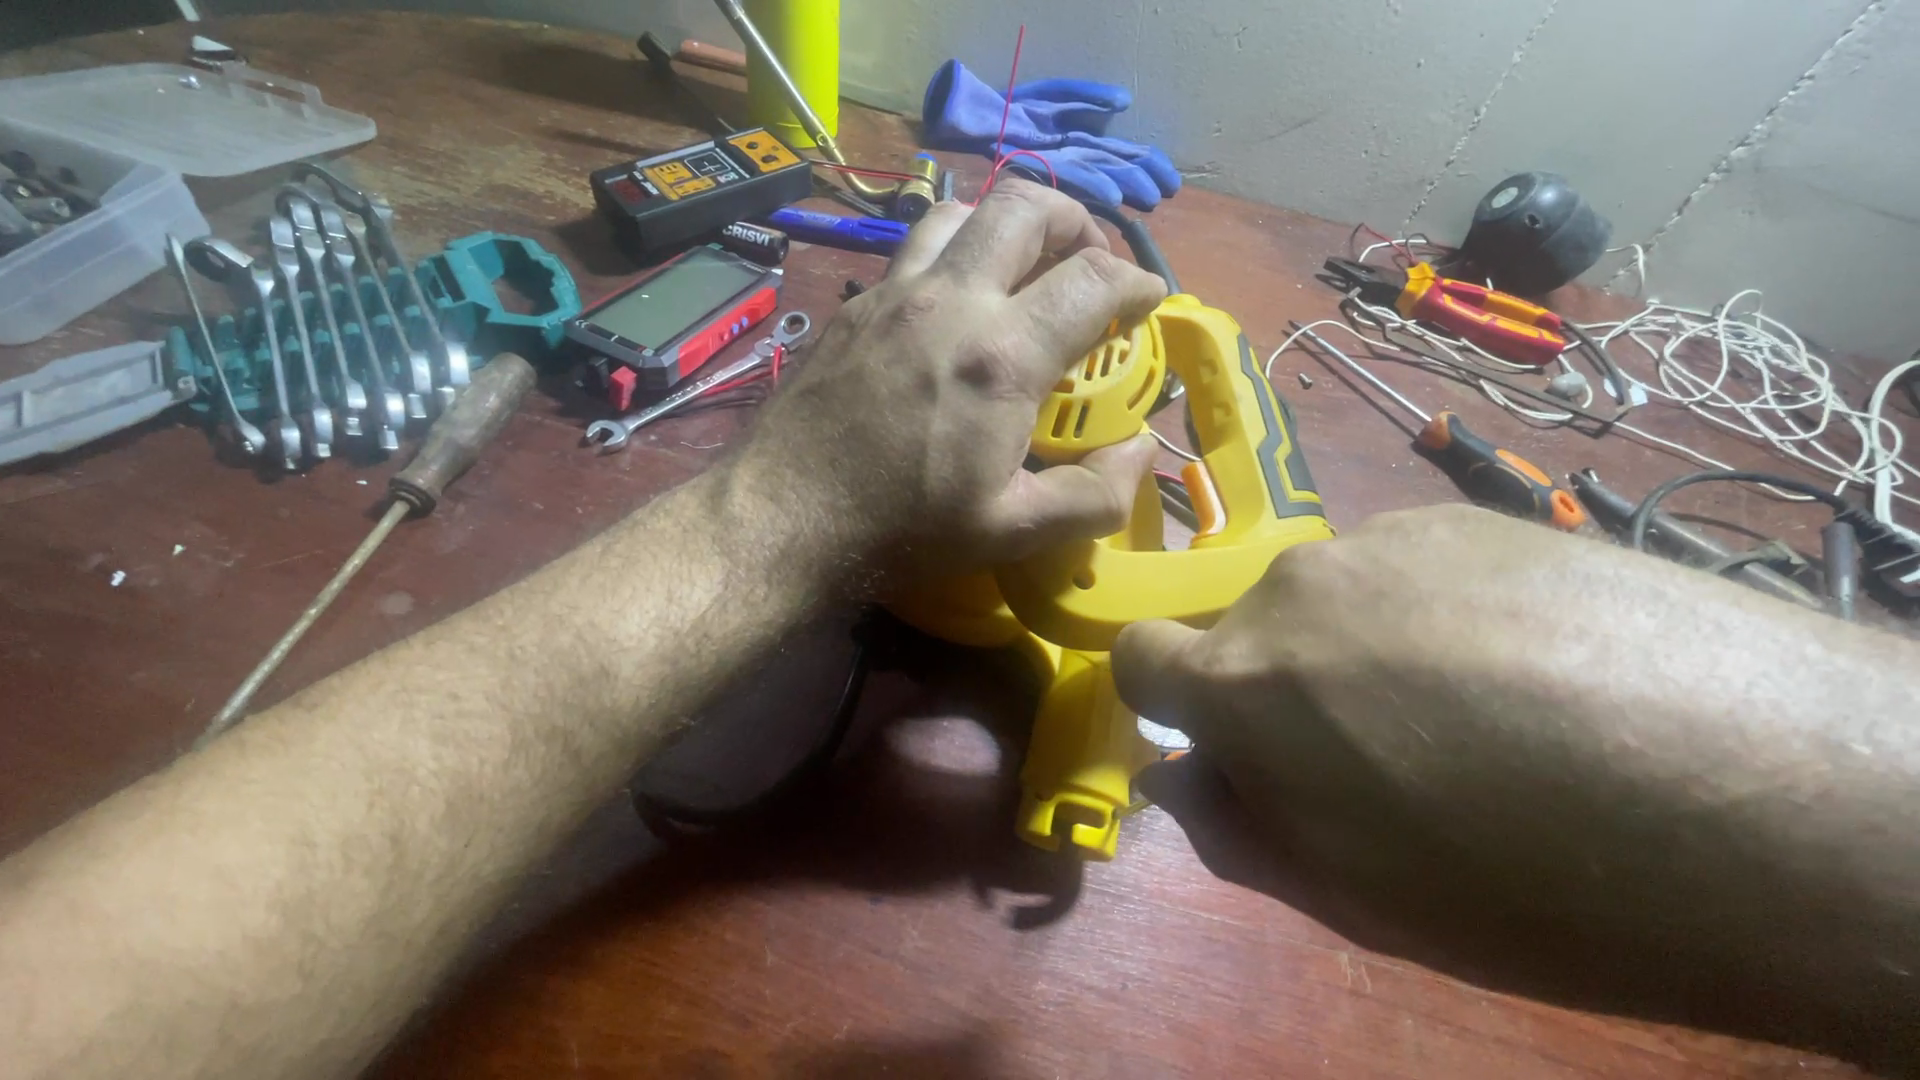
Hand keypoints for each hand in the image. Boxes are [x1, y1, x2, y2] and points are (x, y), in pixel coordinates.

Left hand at [733, 179, 1165, 583]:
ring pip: (961, 211)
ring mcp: (894, 295)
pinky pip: (913, 251)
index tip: (1148, 302)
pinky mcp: (854, 307)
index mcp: (1001, 355)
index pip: (1092, 280)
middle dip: (1075, 222)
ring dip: (1006, 226)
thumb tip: (1141, 452)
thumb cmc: (903, 528)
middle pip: (1025, 207)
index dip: (1137, 283)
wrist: (786, 517)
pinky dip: (952, 256)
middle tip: (1088, 262)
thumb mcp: (1013, 531)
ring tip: (1021, 268)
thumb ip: (1094, 495)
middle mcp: (950, 301)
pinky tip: (952, 308)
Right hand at [1111, 503, 1919, 1062]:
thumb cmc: (1535, 883)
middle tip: (1381, 751)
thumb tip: (1180, 778)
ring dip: (1355, 647)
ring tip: (1473, 705)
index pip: (1138, 654)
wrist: (1778, 787)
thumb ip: (1236, 829)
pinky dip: (1426, 609)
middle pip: (1242, 633)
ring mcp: (1380, 538)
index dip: (1166, 699)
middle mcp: (1291, 588)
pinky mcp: (1465, 514)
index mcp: (1243, 683)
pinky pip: (1399, 566)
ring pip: (1324, 599)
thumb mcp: (1356, 898)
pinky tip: (1528, 659)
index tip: (1224, 741)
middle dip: (1278, 686)